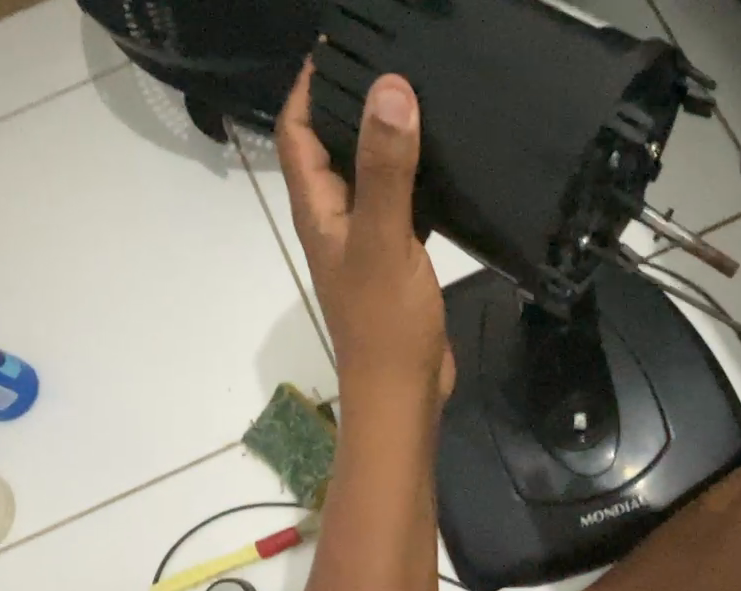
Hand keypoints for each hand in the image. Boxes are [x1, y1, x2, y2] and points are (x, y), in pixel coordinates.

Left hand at [275, 62, 452, 403]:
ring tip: (421, 106)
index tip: (340, 49)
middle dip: (351, 107)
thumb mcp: (383, 238)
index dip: (309, 87)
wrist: (403, 392)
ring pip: (369, 179)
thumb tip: (389, 89)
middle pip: (331, 150)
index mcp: (319, 210)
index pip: (297, 132)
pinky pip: (399, 209)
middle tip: (393, 67)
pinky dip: (414, 184)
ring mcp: (365, 244)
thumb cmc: (385, 322)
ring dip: (385, 144)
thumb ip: (385, 169)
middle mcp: (336, 221)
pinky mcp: (395, 263)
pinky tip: (443, 170)